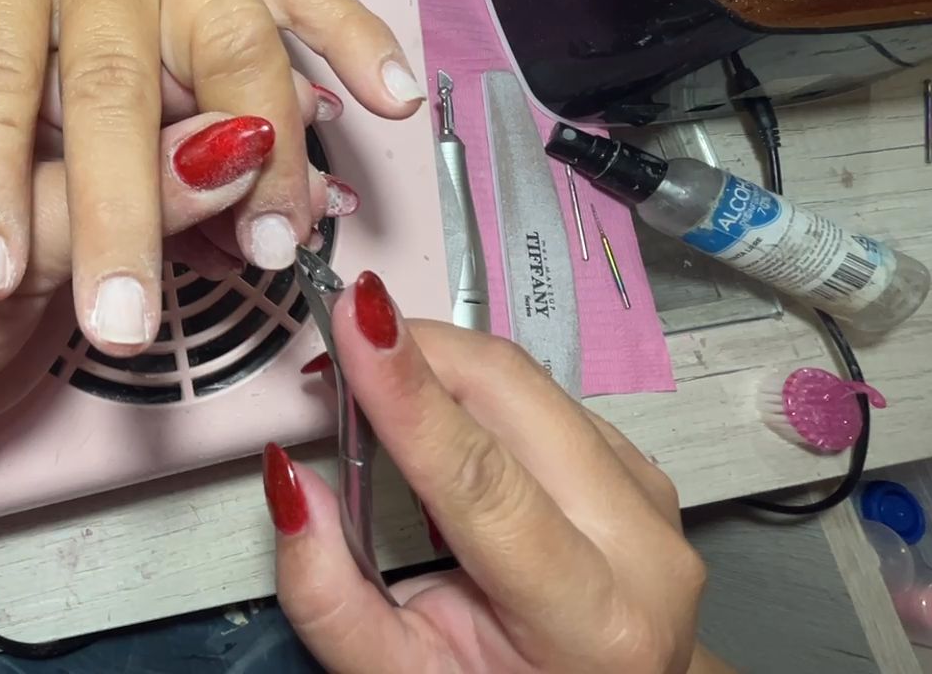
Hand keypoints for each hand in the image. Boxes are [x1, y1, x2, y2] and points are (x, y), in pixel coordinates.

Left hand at [0, 78, 349, 474]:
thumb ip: (101, 197)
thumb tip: (223, 153)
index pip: (119, 62)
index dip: (204, 94)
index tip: (276, 128)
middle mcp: (40, 113)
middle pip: (162, 103)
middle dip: (240, 139)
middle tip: (307, 171)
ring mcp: (67, 173)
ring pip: (176, 158)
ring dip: (244, 184)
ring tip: (310, 207)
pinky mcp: (86, 233)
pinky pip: (169, 219)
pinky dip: (218, 230)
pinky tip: (260, 239)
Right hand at [269, 287, 704, 672]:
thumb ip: (327, 594)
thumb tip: (291, 481)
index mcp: (588, 614)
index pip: (479, 477)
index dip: (407, 390)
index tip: (354, 317)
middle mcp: (635, 538)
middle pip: (506, 390)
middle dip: (411, 346)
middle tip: (335, 350)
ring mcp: (640, 486)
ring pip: (515, 371)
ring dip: (431, 356)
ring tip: (372, 384)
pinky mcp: (626, 452)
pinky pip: (528, 382)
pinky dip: (459, 372)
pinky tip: (426, 403)